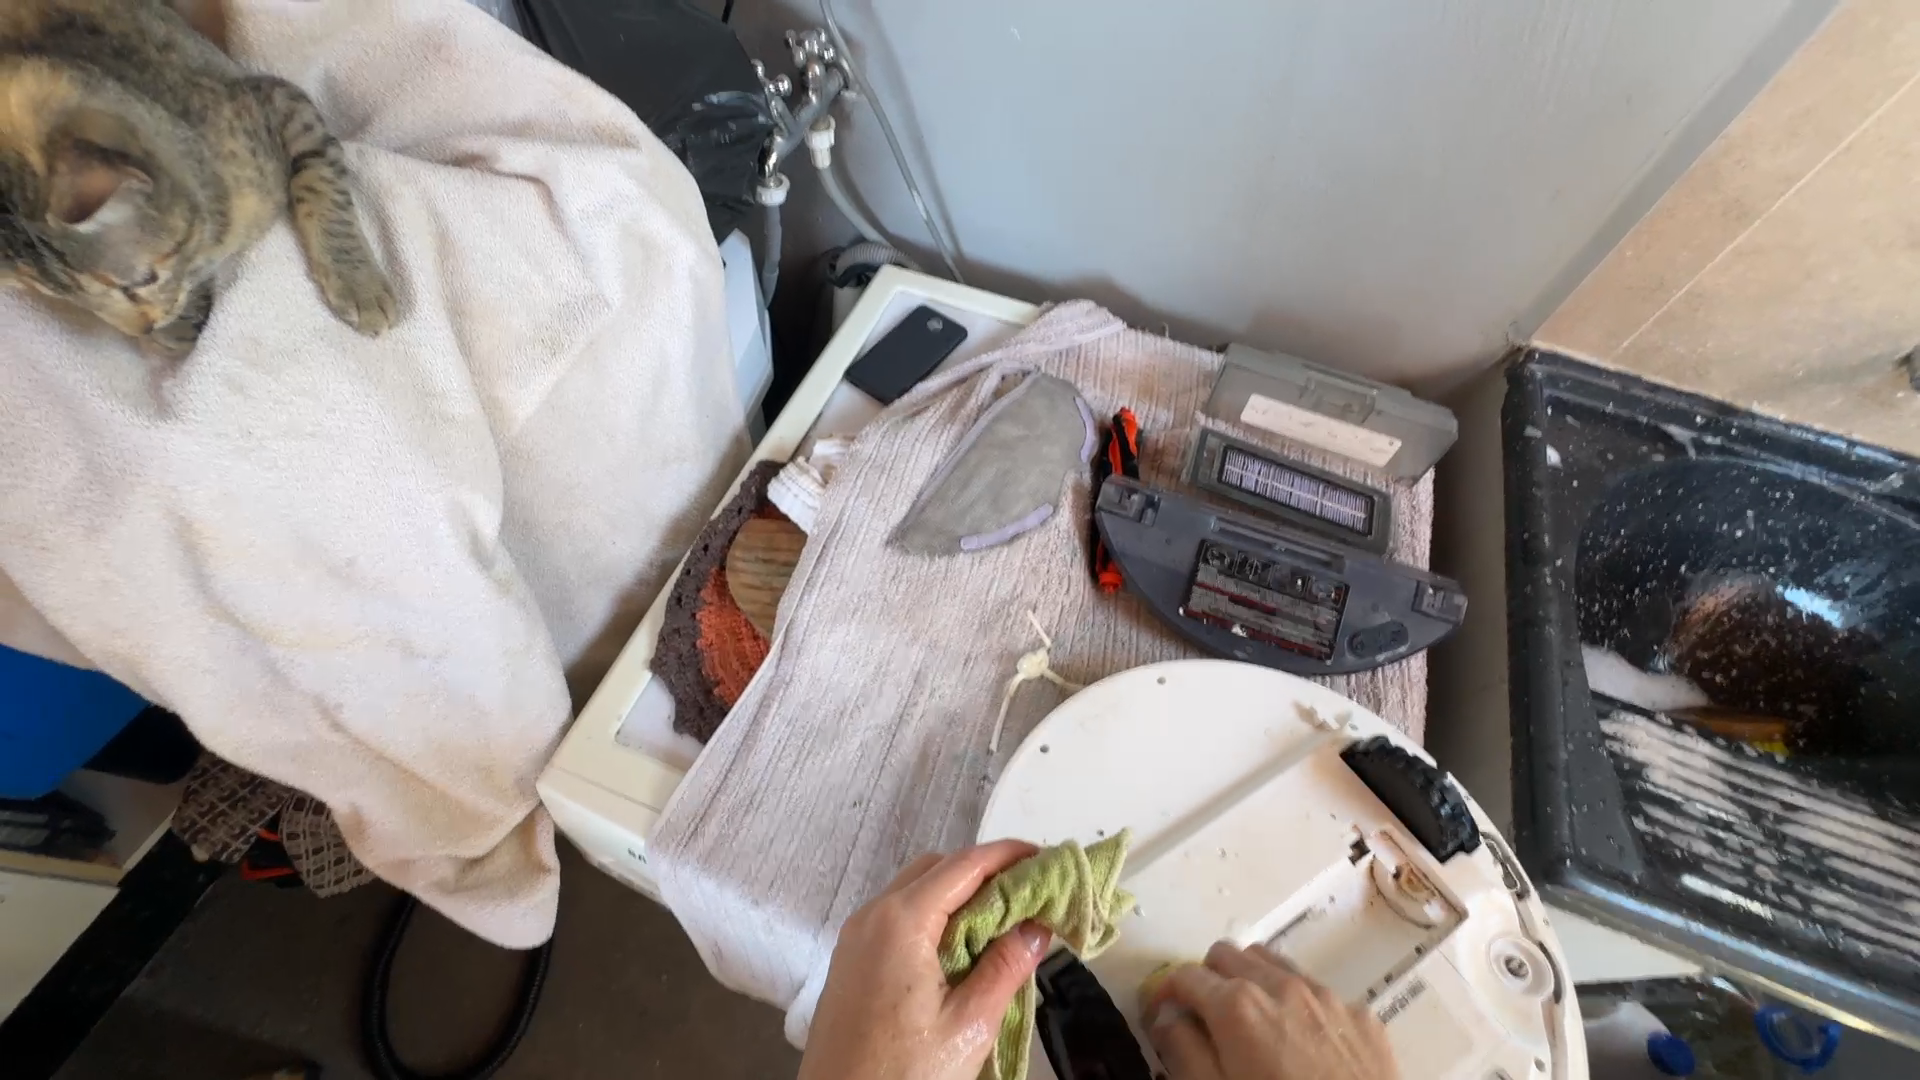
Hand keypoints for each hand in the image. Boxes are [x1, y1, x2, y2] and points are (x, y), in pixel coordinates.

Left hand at [798, 841, 1050, 1079]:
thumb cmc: (904, 1076)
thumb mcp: (968, 1026)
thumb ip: (1006, 968)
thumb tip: (1039, 925)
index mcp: (902, 919)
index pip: (964, 864)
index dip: (1007, 854)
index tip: (1046, 857)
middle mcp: (874, 912)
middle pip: (937, 867)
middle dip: (984, 871)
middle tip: (1028, 893)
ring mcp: (857, 934)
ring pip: (915, 888)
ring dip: (958, 892)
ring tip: (1002, 918)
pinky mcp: (850, 958)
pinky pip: (897, 913)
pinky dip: (933, 913)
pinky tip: (959, 944)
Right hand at [1144, 942, 1398, 1079]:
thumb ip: (1182, 1052)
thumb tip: (1166, 1017)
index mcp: (1236, 1005)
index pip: (1184, 976)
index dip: (1167, 995)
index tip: (1163, 1016)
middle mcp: (1279, 986)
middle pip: (1226, 955)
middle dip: (1208, 981)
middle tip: (1206, 1022)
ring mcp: (1326, 998)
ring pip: (1270, 963)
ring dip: (1251, 982)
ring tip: (1253, 1027)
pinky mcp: (1363, 1018)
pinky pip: (1316, 990)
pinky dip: (1297, 1004)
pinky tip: (1303, 1047)